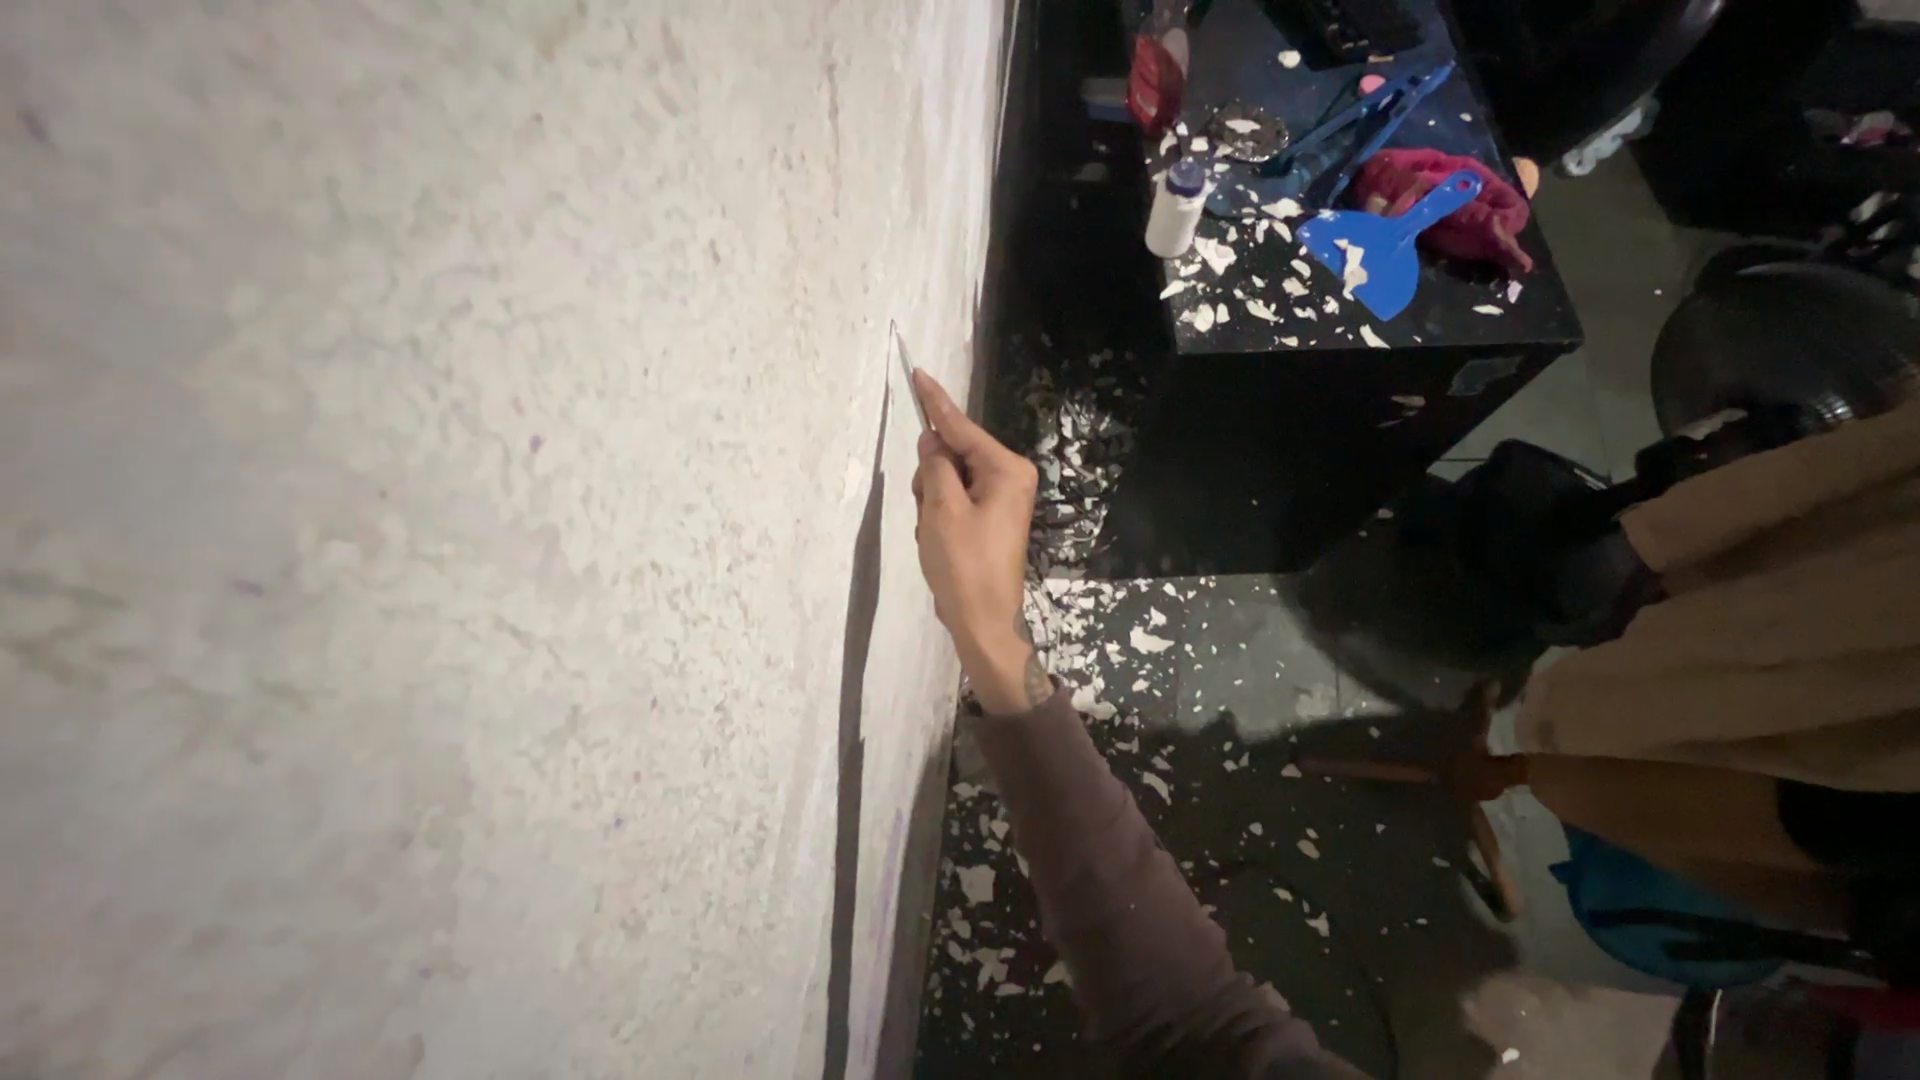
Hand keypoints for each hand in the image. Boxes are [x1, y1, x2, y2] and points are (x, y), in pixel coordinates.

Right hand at [909, 369, 1050, 713]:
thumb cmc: (963, 563)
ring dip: (931, 499)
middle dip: (931, 474)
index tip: (918, 372)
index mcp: (1006, 470)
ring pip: (948, 478)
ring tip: (933, 532)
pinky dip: (938, 514)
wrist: (983, 620)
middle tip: (926, 508)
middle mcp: (1010, 478)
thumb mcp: (941, 509)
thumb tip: (932, 440)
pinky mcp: (989, 519)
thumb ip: (935, 466)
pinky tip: (938, 540)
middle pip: (954, 453)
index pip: (962, 427)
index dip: (935, 402)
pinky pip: (954, 500)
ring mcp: (1000, 500)